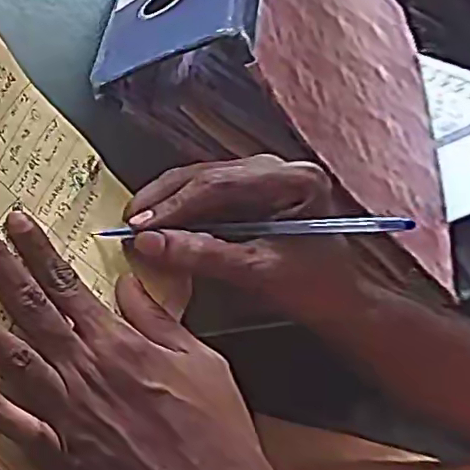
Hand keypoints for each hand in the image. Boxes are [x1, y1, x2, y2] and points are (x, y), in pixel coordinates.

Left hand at [0, 211, 325, 469]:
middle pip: (31, 306)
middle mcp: (84, 368)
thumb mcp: (201, 361)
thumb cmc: (218, 434)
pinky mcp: (61, 453)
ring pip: (12, 354)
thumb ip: (158, 316)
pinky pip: (15, 423)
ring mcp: (68, 410)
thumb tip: (127, 278)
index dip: (36, 249)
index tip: (13, 221)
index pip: (66, 284)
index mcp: (117, 343)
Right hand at [124, 156, 375, 321]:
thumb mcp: (257, 272)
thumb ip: (202, 255)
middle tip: (130, 225)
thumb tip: (147, 243)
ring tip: (137, 226)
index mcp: (293, 179)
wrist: (339, 301)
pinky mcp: (241, 189)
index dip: (173, 206)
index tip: (140, 227)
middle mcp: (273, 168)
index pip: (218, 184)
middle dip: (161, 201)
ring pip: (192, 180)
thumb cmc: (314, 287)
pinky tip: (154, 224)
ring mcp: (255, 175)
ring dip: (161, 202)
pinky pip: (196, 191)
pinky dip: (172, 208)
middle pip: (201, 176)